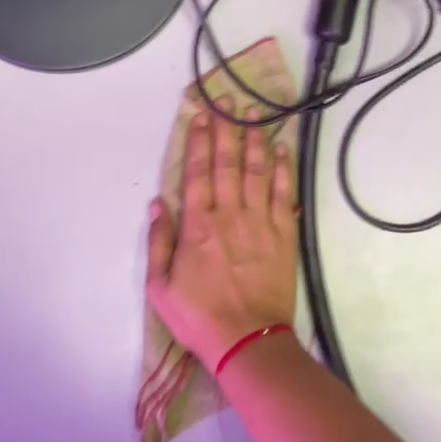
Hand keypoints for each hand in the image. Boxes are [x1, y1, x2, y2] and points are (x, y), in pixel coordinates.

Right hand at [147, 107, 299, 371]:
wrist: (249, 342)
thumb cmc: (199, 317)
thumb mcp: (160, 287)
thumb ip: (158, 241)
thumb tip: (157, 202)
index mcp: (197, 225)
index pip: (197, 172)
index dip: (198, 140)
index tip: (201, 114)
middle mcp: (229, 214)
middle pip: (227, 162)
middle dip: (226, 127)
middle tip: (228, 99)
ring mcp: (259, 222)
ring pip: (256, 170)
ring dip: (254, 139)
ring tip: (254, 112)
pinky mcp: (283, 234)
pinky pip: (283, 194)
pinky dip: (282, 170)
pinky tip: (281, 149)